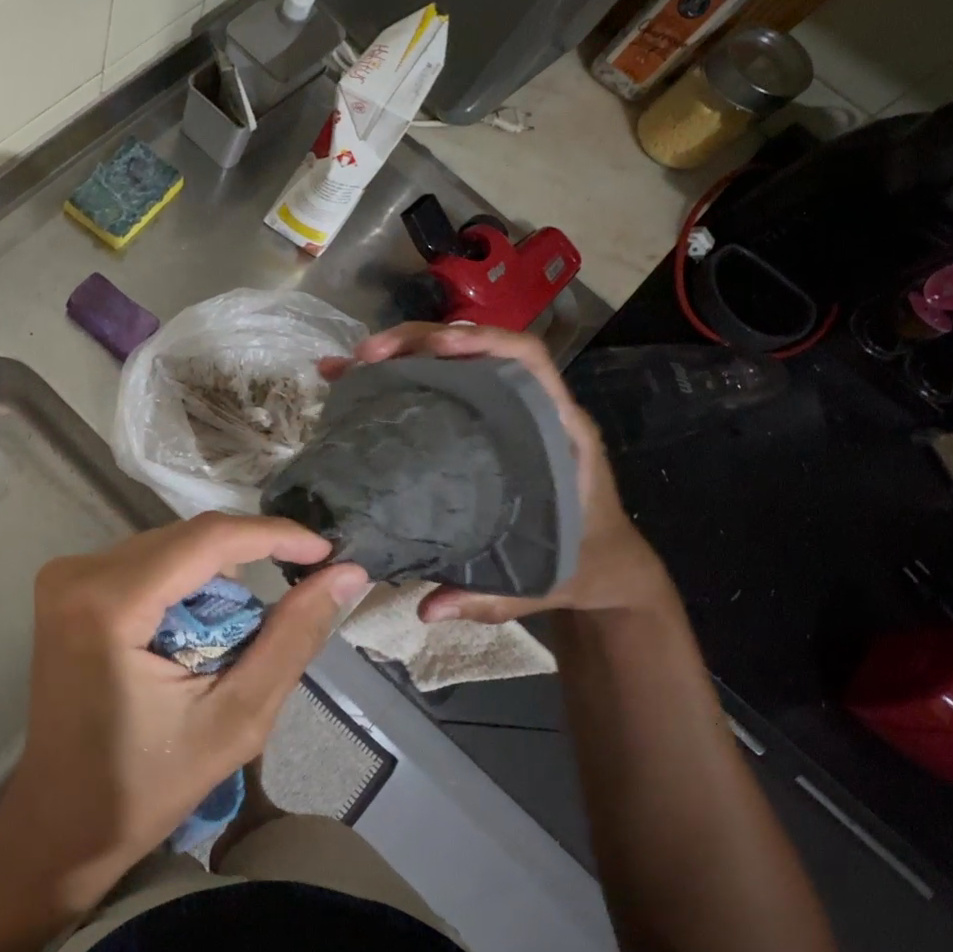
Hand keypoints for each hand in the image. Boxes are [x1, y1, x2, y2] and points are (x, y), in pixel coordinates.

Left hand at [0, 513, 368, 905]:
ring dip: (213, 579)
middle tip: (298, 598)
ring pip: (166, 548)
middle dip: (246, 562)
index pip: (206, 538)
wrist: (63, 818)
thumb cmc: (147, 783)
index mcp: (108, 603)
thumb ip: (291, 638)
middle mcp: (77, 572)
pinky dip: (181, 587)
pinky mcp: (64, 588)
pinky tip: (199, 632)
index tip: (329, 553)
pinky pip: (142, 564)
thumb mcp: (235, 718)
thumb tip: (346, 575)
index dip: (274, 535)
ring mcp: (64, 577)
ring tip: (242, 636)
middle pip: (185, 539)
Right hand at [320, 323, 665, 624]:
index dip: (480, 344)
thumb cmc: (584, 566)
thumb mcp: (543, 583)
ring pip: (450, 366)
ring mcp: (499, 416)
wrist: (605, 567)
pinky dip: (396, 384)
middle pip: (475, 351)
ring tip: (347, 365)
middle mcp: (527, 412)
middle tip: (364, 355)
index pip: (526, 362)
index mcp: (557, 432)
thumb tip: (428, 609)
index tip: (430, 349)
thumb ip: (491, 598)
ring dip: (400, 356)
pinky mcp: (476, 429)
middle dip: (418, 342)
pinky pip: (438, 393)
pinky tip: (353, 388)